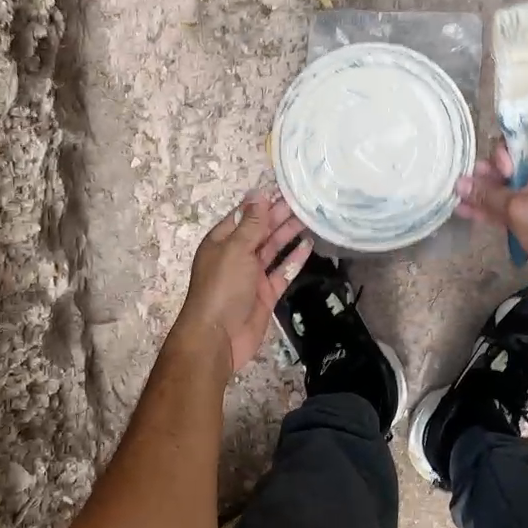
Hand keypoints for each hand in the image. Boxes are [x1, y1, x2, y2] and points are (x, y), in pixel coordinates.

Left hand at [170, 188, 312, 373]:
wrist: (217, 338)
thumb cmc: (222, 288)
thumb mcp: (236, 249)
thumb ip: (251, 223)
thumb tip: (258, 193)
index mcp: (222, 242)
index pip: (244, 215)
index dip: (263, 202)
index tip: (286, 189)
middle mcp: (236, 256)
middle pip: (260, 231)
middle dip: (279, 216)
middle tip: (304, 202)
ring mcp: (251, 276)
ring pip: (273, 250)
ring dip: (289, 234)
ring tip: (309, 219)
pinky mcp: (265, 294)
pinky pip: (282, 272)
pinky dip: (294, 260)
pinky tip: (308, 246)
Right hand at [456, 139, 527, 301]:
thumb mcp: (519, 208)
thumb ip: (487, 194)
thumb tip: (459, 183)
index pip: (521, 143)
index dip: (504, 154)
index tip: (501, 172)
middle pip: (510, 166)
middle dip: (487, 174)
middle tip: (465, 182)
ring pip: (506, 190)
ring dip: (483, 194)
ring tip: (457, 195)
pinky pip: (507, 209)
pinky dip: (489, 210)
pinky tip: (464, 210)